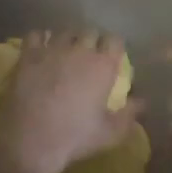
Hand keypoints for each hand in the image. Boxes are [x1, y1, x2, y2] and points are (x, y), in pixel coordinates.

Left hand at [0, 30, 139, 172]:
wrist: (32, 141)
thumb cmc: (76, 137)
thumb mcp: (111, 132)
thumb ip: (130, 114)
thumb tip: (142, 101)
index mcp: (103, 65)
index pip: (115, 40)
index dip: (113, 47)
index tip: (111, 56)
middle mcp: (80, 50)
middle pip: (90, 32)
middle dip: (92, 41)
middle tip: (89, 55)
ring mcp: (52, 49)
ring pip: (64, 31)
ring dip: (68, 39)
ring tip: (65, 51)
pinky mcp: (29, 55)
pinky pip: (36, 35)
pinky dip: (40, 39)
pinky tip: (41, 49)